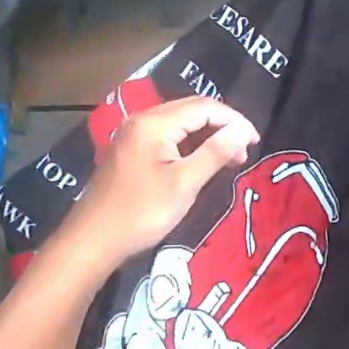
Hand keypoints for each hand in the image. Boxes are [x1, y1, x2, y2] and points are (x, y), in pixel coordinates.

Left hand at [54, 96, 259, 266]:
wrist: (93, 241)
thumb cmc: (142, 212)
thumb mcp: (184, 183)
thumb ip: (215, 152)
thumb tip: (243, 130)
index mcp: (154, 123)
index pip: (205, 107)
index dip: (235, 121)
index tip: (255, 142)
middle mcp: (143, 120)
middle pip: (193, 110)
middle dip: (224, 126)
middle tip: (245, 150)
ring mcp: (135, 134)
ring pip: (183, 122)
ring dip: (210, 135)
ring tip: (231, 158)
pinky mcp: (133, 149)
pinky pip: (171, 135)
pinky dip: (193, 144)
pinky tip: (205, 161)